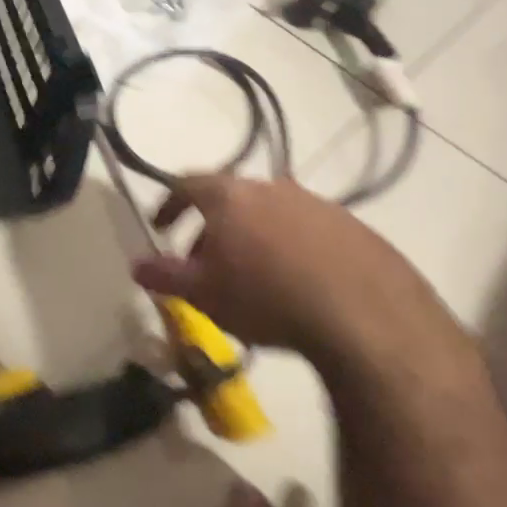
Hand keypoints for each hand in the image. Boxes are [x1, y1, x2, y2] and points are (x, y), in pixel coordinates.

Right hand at [131, 174, 462, 366]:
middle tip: (206, 261)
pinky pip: (312, 233)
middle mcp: (275, 189)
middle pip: (232, 198)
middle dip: (212, 226)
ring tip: (254, 276)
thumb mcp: (202, 294)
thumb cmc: (267, 300)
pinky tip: (300, 285)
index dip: (168, 204)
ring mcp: (322, 206)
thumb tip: (137, 265)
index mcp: (231, 196)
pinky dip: (295, 249)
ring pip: (274, 214)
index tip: (161, 228)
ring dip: (255, 237)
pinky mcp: (359, 230)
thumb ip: (164, 276)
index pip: (187, 184)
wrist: (369, 321)